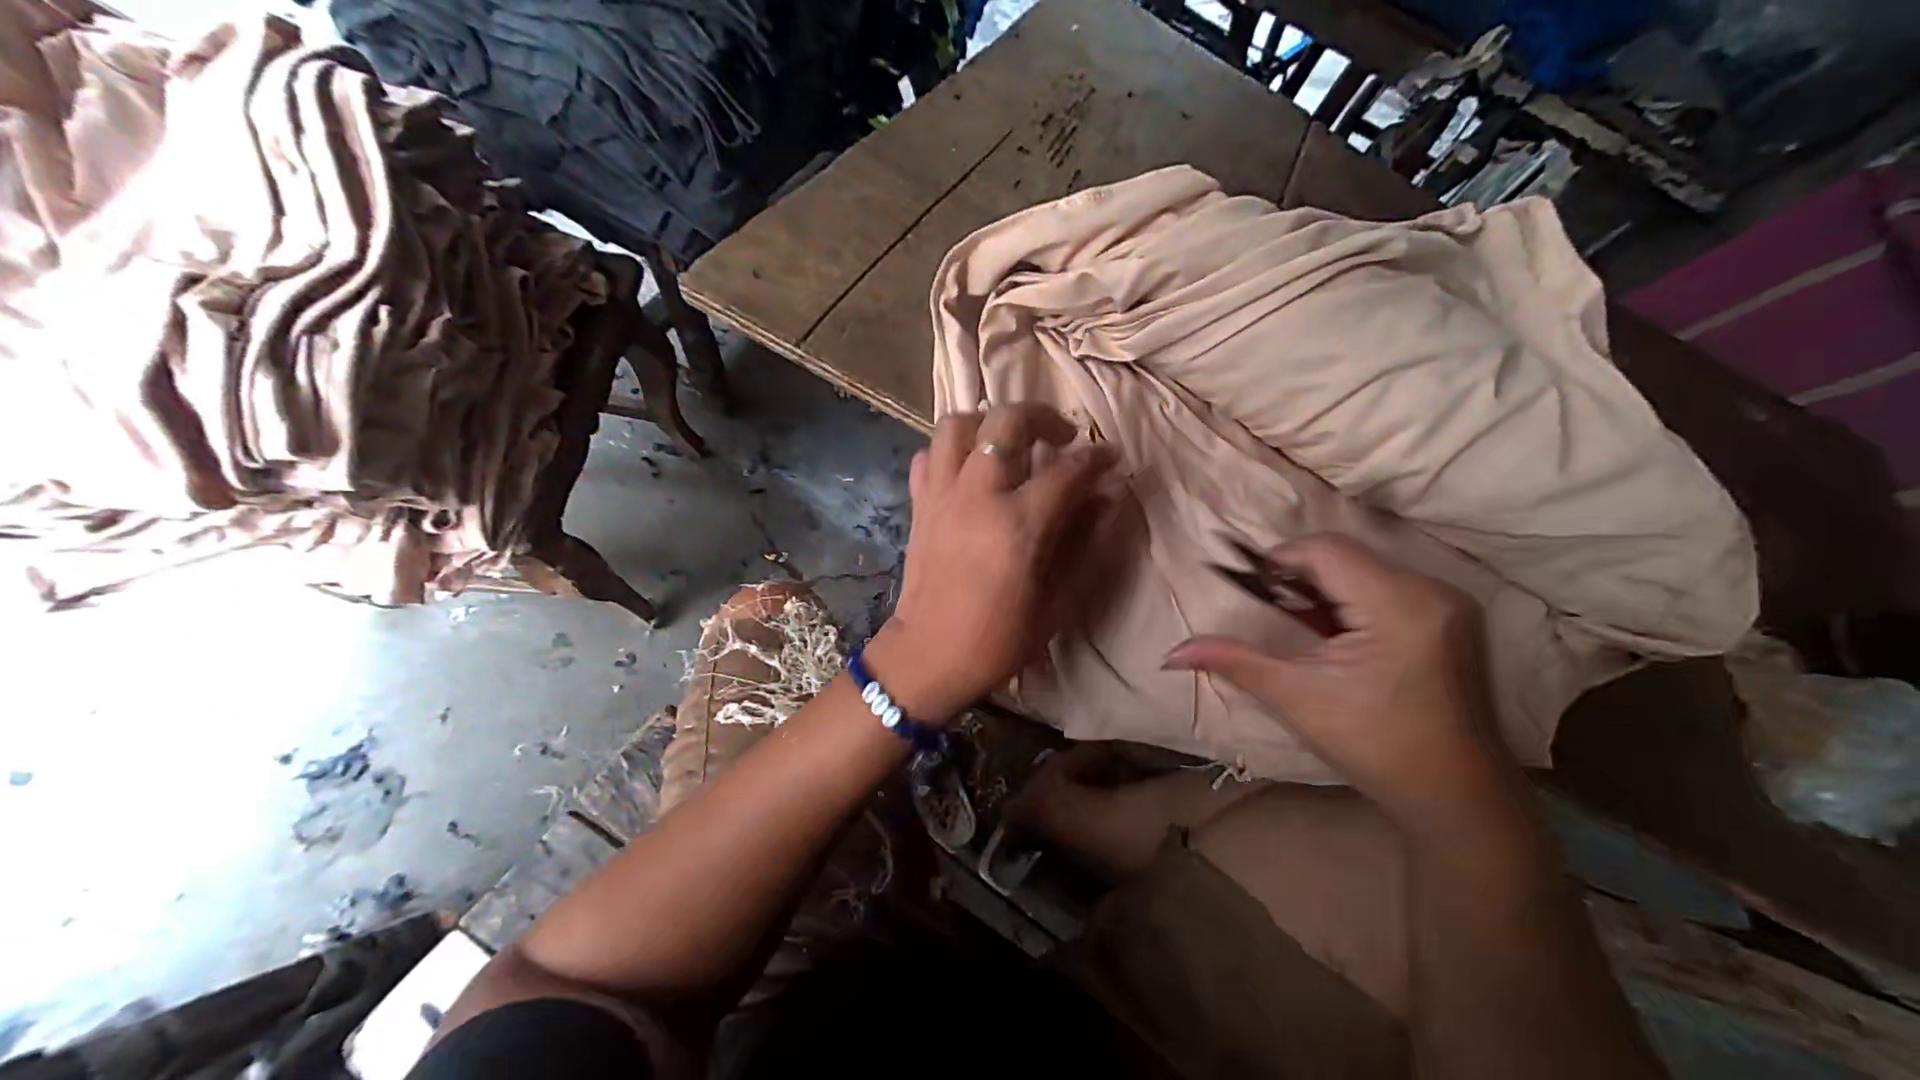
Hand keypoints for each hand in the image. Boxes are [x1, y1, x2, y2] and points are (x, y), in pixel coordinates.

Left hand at [864, 404, 1114, 722]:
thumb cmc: (1000, 638)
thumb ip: (1084, 540)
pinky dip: (949, 451)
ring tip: (1010, 441)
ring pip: (957, 426)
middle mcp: (978, 496)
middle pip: (1006, 423)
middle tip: (1062, 435)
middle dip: (1042, 416)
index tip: (1112, 456)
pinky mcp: (919, 505)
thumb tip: (1107, 494)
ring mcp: (941, 496)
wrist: (930, 655)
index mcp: (1019, 523)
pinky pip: (928, 457)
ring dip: (989, 422)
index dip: (1096, 457)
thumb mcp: (1057, 599)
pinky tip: (969, 469)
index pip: (1067, 469)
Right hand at [1164, 534, 1510, 822]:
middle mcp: (1430, 590)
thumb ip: (1233, 660)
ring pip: (1365, 569)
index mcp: (1397, 605)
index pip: (1325, 550)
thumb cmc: (1372, 746)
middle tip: (1267, 608)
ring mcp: (1448, 604)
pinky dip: (1350, 600)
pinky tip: (1332, 633)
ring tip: (1296, 623)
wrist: (1455, 796)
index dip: (1278, 560)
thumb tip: (1170, 653)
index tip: (1248, 587)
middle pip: (1345, 556)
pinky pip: (1387, 588)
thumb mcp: (1294, 697)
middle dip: (1298, 576)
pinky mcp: (1450, 618)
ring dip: (1323, 587)